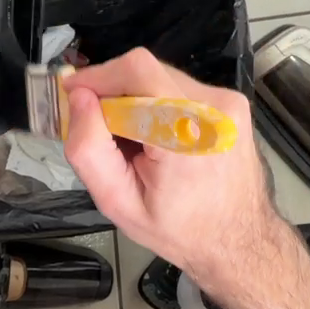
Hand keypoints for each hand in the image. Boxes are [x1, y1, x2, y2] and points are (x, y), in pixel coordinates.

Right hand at [61, 48, 280, 297]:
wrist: (237, 239)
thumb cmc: (176, 230)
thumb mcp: (117, 203)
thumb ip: (90, 150)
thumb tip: (78, 99)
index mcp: (183, 133)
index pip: (132, 73)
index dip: (95, 79)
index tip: (71, 97)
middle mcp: (212, 106)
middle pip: (144, 69)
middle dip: (111, 90)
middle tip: (94, 125)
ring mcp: (227, 100)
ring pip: (160, 76)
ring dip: (134, 98)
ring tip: (130, 141)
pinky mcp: (231, 101)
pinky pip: (179, 88)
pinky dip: (156, 105)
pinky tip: (155, 139)